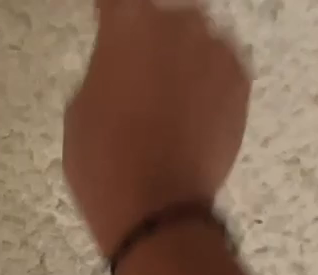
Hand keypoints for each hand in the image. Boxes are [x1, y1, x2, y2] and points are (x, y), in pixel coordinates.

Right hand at [64, 0, 251, 254]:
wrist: (157, 211)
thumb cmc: (108, 168)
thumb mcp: (78, 116)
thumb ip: (100, 74)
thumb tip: (114, 71)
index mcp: (127, 25)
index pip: (115, 0)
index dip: (107, 11)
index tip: (103, 15)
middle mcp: (178, 22)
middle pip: (161, 16)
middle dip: (147, 43)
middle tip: (130, 84)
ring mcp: (215, 49)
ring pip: (192, 42)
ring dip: (177, 64)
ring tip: (159, 110)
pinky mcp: (240, 80)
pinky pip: (217, 69)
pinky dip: (202, 87)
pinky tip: (182, 121)